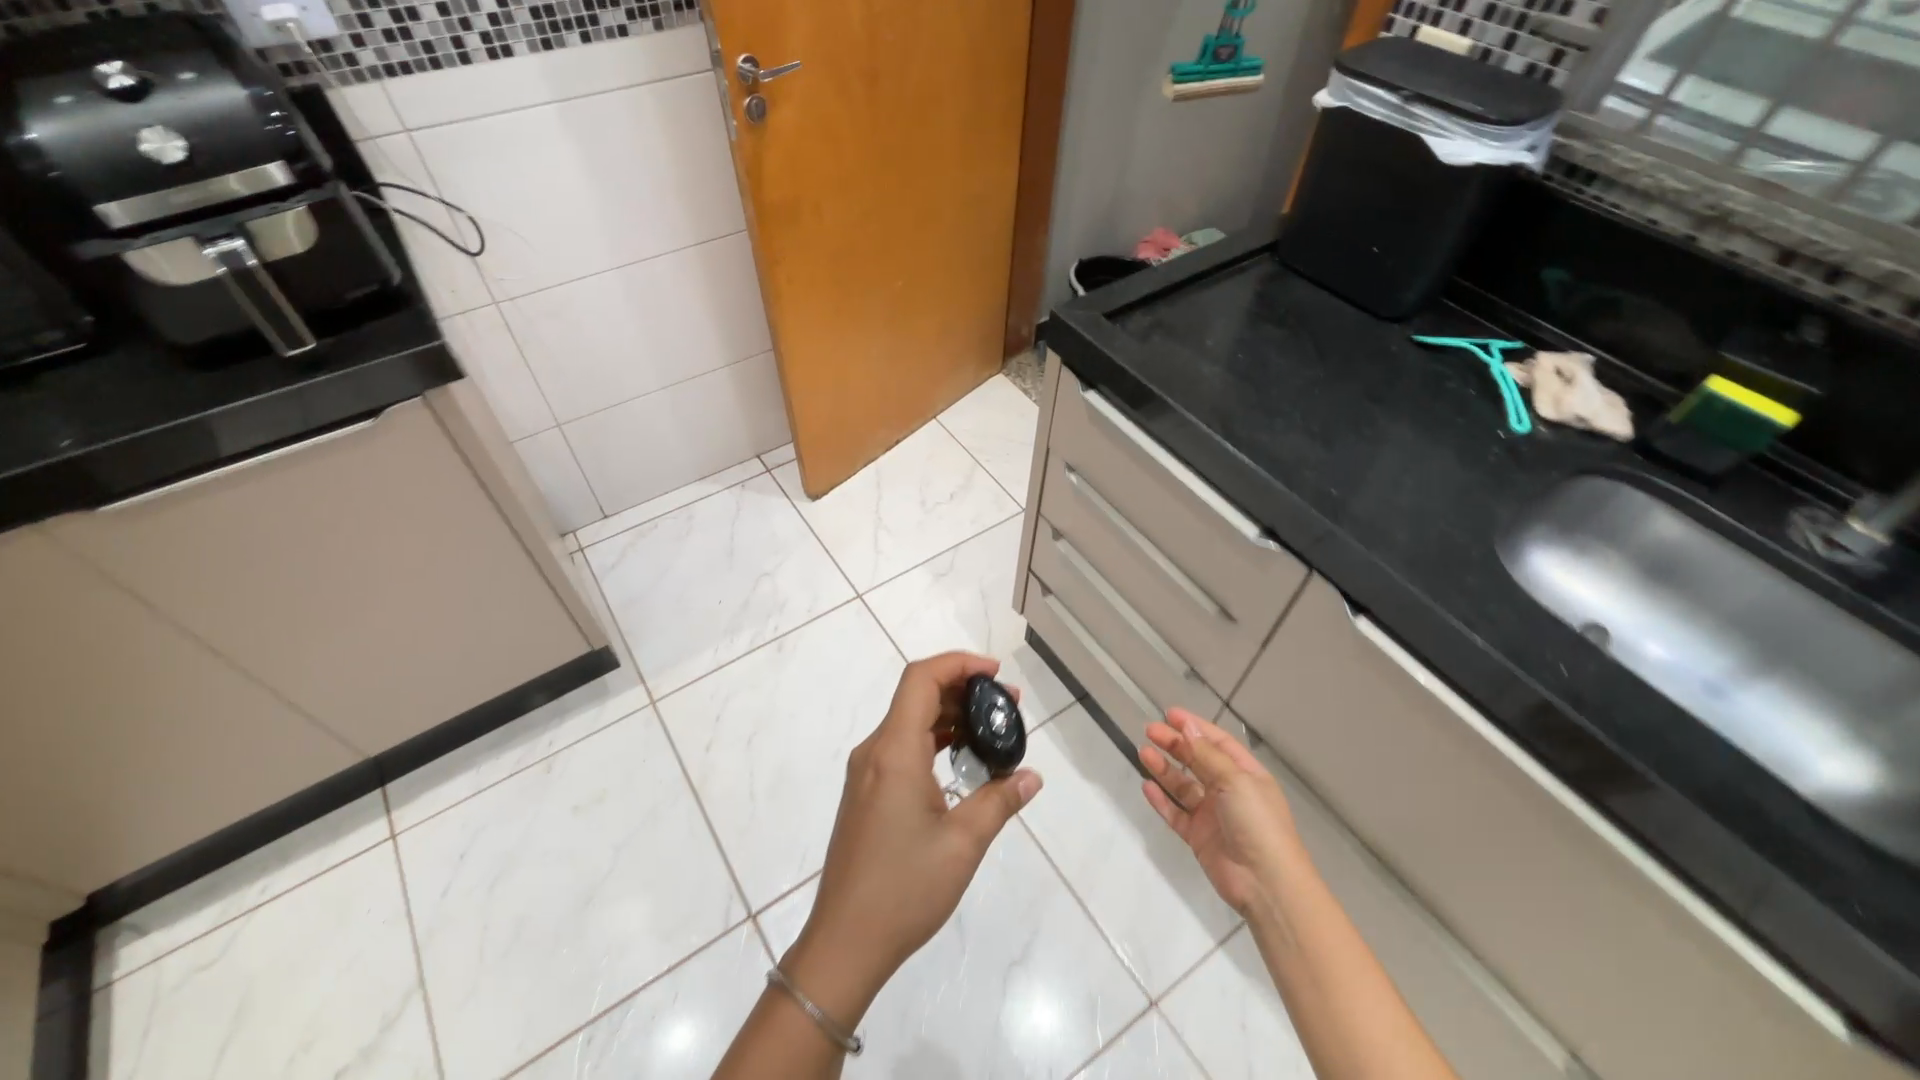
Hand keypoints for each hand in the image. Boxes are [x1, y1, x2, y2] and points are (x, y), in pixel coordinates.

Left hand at [786, 652, 1043, 1012]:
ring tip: (993, 732)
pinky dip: (934, 742)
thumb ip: (999, 801)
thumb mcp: (963, 843)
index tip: (997, 675)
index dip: (959, 664)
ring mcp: (867, 774)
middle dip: (963, 691)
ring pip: (909, 723)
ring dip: (950, 717)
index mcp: (894, 752)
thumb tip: (1030, 777)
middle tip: (1008, 708)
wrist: (846, 941)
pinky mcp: (867, 795)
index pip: (921, 679)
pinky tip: (964, 763)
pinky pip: (902, 749)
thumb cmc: (905, 889)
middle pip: (916, 696)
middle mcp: (875, 753)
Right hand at [1139, 708, 1301, 914]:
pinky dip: (1162, 801)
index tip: (1168, 715)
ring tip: (1143, 753)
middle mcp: (1229, 791)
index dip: (1194, 727)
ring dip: (1165, 770)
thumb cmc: (1257, 822)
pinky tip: (1147, 787)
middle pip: (1197, 762)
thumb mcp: (1235, 780)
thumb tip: (1187, 726)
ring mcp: (1213, 815)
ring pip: (1183, 786)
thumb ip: (1207, 754)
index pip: (1217, 743)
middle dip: (1174, 745)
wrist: (1265, 881)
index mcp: (1246, 774)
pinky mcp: (1199, 837)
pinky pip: (1176, 814)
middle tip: (1149, 732)